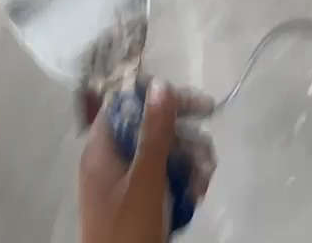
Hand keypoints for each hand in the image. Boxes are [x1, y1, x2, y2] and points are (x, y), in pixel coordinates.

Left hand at [79, 82, 216, 242]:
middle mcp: (111, 159)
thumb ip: (154, 131)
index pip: (124, 102)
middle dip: (183, 125)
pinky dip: (185, 176)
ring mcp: (125, 180)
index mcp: (101, 150)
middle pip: (149, 122)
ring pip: (163, 148)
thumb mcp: (146, 179)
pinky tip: (200, 189)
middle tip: (210, 116)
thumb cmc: (128, 230)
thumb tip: (160, 84)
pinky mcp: (140, 199)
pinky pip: (166, 173)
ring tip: (206, 173)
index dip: (152, 93)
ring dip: (190, 154)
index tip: (183, 95)